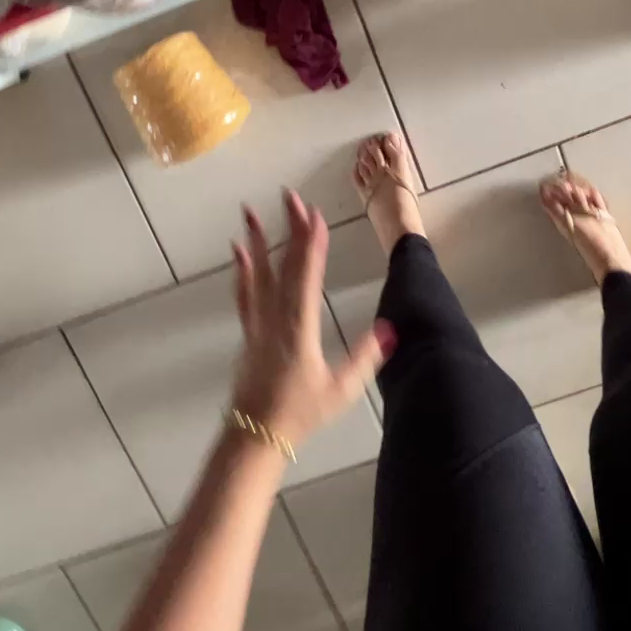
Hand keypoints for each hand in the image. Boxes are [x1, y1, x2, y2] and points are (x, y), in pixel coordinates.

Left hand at [229, 190, 385, 449]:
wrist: (254, 434)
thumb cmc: (299, 412)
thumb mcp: (340, 390)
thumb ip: (366, 357)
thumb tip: (392, 328)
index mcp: (300, 327)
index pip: (307, 275)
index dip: (312, 243)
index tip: (314, 214)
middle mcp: (276, 317)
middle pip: (283, 265)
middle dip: (289, 229)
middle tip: (289, 196)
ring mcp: (258, 321)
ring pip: (257, 273)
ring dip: (258, 241)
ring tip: (251, 211)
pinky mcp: (248, 329)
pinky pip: (244, 292)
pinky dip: (242, 269)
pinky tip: (238, 251)